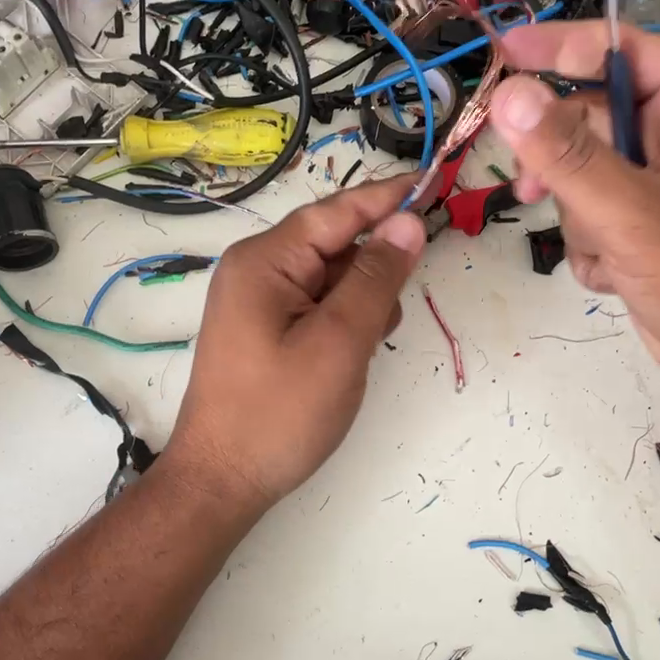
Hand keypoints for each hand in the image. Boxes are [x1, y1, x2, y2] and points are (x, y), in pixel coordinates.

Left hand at [160, 176, 425, 511]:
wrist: (222, 479)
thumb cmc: (278, 413)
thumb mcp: (338, 343)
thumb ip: (375, 279)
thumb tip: (407, 222)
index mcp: (264, 261)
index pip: (337, 211)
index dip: (389, 197)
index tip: (437, 180)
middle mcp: (256, 270)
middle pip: (333, 244)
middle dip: (373, 269)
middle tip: (391, 310)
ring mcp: (257, 302)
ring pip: (329, 279)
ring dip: (360, 301)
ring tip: (362, 348)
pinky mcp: (264, 331)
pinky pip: (315, 307)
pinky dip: (342, 322)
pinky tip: (348, 356)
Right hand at [487, 21, 659, 388]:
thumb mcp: (628, 212)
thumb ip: (566, 154)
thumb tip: (508, 95)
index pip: (622, 50)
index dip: (562, 45)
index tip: (503, 53)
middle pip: (590, 119)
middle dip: (561, 163)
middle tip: (530, 190)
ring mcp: (658, 183)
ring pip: (582, 173)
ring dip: (578, 215)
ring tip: (602, 250)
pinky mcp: (642, 223)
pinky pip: (590, 212)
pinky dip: (589, 244)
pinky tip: (613, 273)